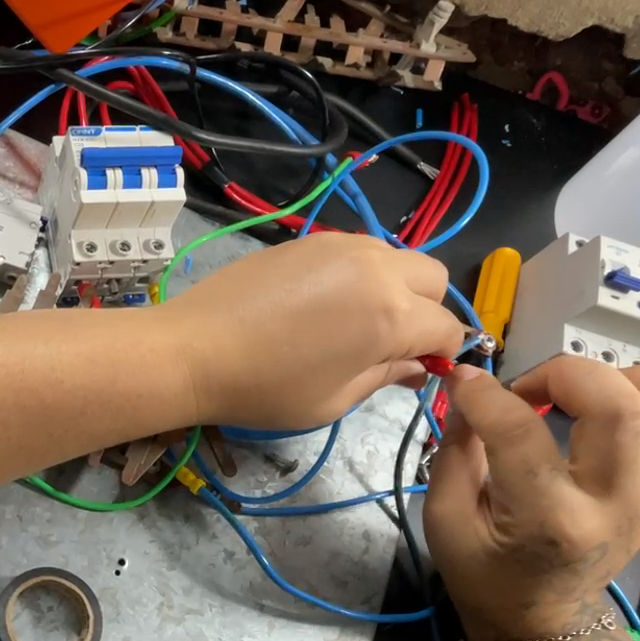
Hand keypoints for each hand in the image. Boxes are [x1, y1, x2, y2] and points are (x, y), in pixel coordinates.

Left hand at [151, 232, 469, 428]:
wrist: (192, 350)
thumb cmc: (261, 389)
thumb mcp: (331, 401)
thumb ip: (385, 377)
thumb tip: (418, 366)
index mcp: (391, 315)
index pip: (447, 328)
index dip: (441, 354)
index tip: (419, 370)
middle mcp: (377, 269)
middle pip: (434, 279)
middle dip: (426, 311)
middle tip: (389, 344)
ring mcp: (341, 246)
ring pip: (396, 258)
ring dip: (394, 287)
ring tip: (352, 323)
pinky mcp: (308, 239)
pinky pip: (356, 251)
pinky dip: (358, 274)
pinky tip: (321, 304)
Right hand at [424, 358, 639, 640]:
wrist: (539, 617)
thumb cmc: (482, 571)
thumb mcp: (444, 520)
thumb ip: (455, 454)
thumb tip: (470, 393)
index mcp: (545, 518)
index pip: (519, 432)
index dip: (484, 395)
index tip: (461, 382)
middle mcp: (612, 504)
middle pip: (617, 408)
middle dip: (562, 374)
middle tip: (525, 389)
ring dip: (630, 380)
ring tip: (584, 389)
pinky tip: (624, 400)